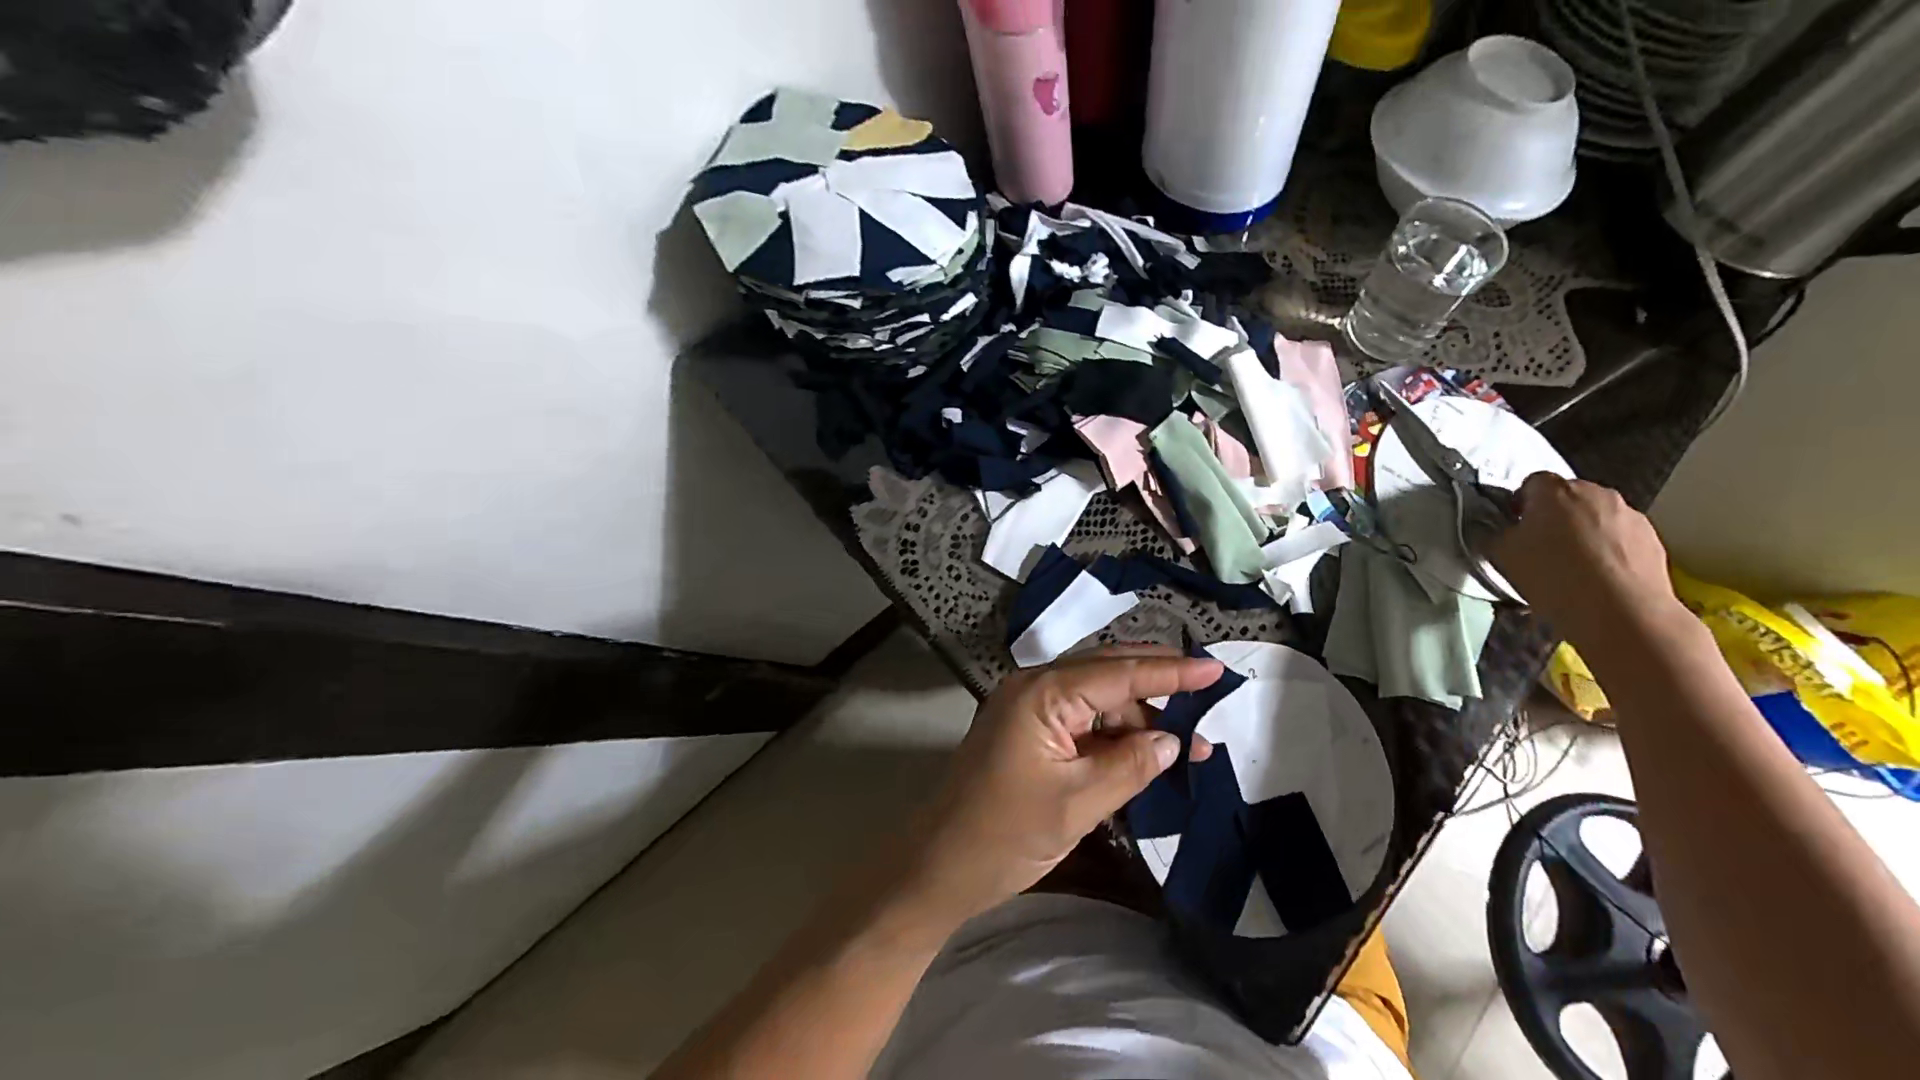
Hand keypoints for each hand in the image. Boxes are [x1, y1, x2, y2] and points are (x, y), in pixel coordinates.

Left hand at [896, 646, 1222, 924]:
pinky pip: (1081, 723)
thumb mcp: (1077, 804)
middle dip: (1156, 684)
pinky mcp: (1028, 735)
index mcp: (1041, 694)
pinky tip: (1146, 752)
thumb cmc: (1003, 835)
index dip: (1170, 671)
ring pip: (1096, 700)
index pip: (1117, 672)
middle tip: (1208, 691)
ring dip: (1138, 718)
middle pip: (1106, 674)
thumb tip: (1172, 740)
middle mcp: (1033, 689)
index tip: (1216, 670)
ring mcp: (1028, 711)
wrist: (938, 867)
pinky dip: (1114, 736)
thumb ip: (1130, 765)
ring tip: (1187, 743)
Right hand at [1489, 473, 1683, 643]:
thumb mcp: (1501, 553)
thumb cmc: (1551, 576)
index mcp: (1555, 491)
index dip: (1520, 502)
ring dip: (1583, 531)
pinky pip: (1620, 536)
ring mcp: (1629, 515)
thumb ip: (1495, 532)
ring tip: (1572, 565)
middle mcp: (1596, 493)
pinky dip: (1608, 549)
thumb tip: (1498, 528)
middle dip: (1554, 515)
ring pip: (1596, 516)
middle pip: (1568, 496)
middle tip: (1540, 546)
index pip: (1531, 481)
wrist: (1619, 611)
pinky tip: (1598, 576)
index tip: (1515, 526)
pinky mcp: (1653, 538)